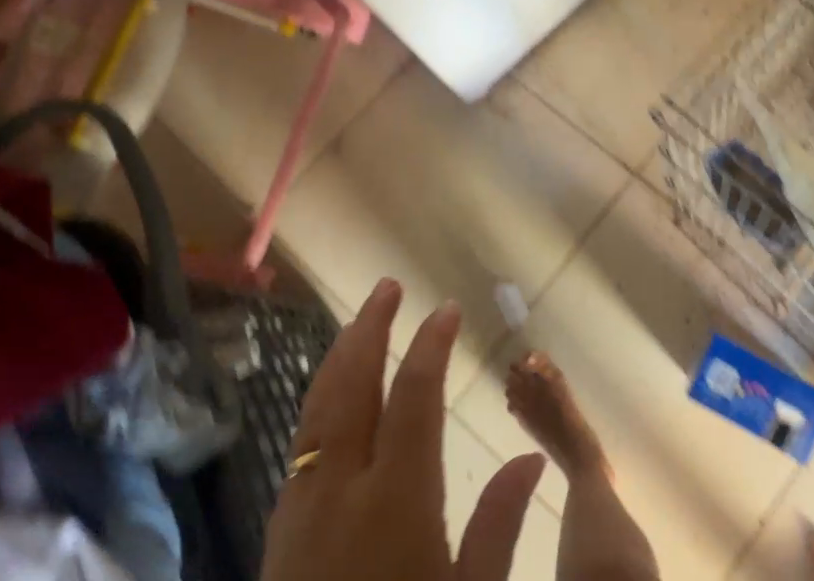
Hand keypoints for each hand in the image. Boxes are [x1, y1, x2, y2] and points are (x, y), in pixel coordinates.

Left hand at [260, 278, 546, 580]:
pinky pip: (300, 440)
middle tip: (388, 287)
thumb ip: (498, 524)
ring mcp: (302, 505)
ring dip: (340, 357)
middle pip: (351, 387)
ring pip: (316, 408)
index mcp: (396, 499)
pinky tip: (334, 397)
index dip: (431, 347)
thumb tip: (532, 457)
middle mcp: (342, 488)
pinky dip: (321, 399)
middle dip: (370, 329)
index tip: (447, 310)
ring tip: (361, 323)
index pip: (415, 398)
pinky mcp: (281, 526)